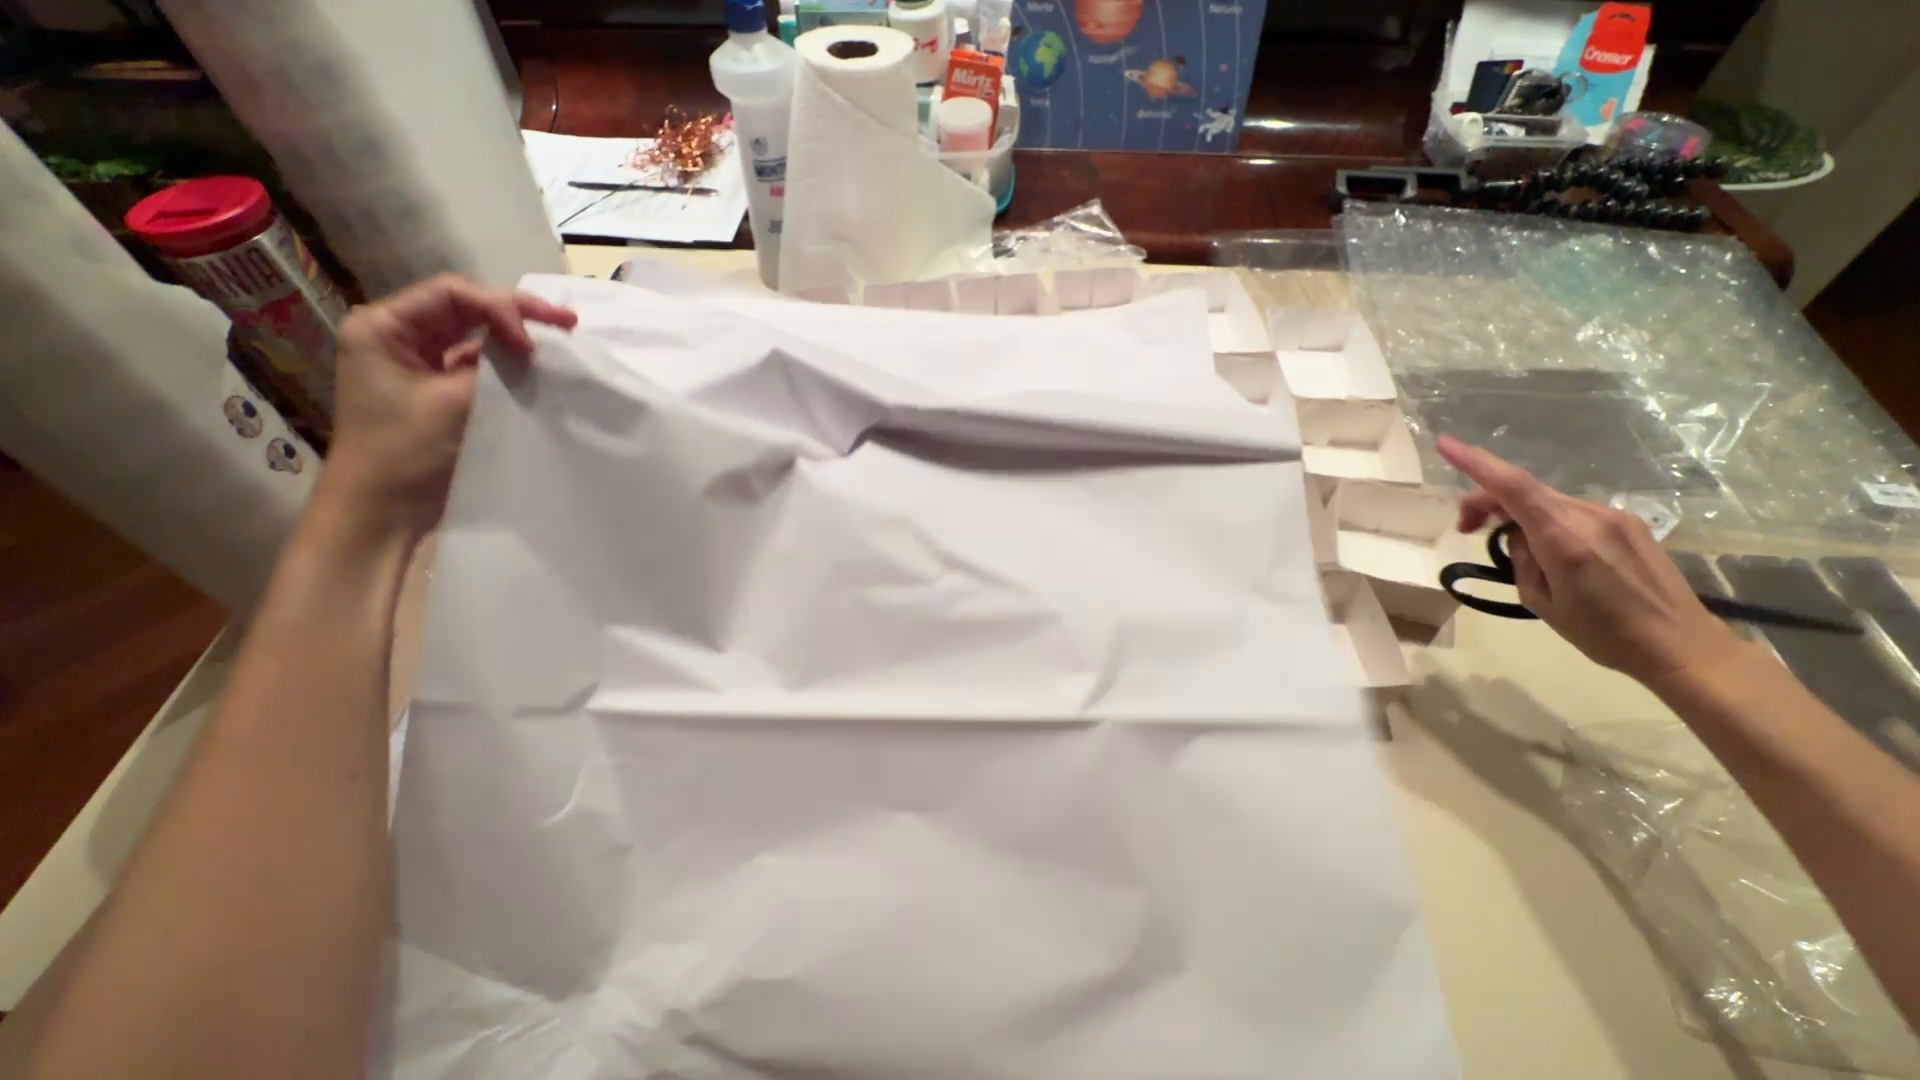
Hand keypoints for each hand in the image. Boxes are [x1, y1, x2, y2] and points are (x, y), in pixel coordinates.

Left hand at [321, 274, 576, 539]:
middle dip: (516, 315)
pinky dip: (509, 366)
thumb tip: (537, 348)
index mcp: (383, 327)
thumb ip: (494, 366)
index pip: (453, 294)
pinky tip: (539, 369)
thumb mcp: (452, 400)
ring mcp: (419, 366)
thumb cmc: (404, 451)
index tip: (532, 344)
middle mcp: (399, 337)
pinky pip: (478, 367)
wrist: (382, 514)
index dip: (500, 309)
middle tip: (567, 324)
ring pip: (476, 337)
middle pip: (466, 309)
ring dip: (516, 340)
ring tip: (560, 342)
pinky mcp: (439, 393)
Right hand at [1438, 435, 1742, 690]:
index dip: (1476, 462)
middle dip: (1487, 500)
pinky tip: (1549, 551)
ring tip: (1512, 547)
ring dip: (1518, 513)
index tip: (1445, 444)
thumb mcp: (1542, 603)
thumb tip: (1518, 536)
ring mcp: (1613, 516)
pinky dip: (1547, 521)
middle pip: (1525, 491)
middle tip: (1466, 528)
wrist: (1680, 645)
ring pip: (1548, 502)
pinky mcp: (1628, 523)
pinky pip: (1572, 512)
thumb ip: (1522, 559)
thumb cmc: (1603, 634)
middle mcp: (1590, 517)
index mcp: (1565, 540)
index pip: (1514, 487)